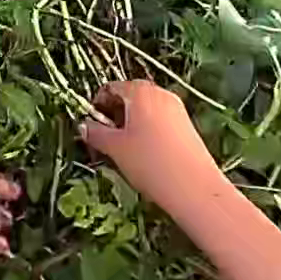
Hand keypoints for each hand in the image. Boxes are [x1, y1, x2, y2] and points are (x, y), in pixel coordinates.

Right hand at [78, 80, 224, 214]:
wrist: (197, 190)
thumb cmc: (150, 162)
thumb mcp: (115, 148)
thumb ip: (95, 133)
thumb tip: (83, 125)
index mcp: (139, 91)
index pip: (110, 88)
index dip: (97, 106)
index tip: (92, 127)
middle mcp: (159, 93)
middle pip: (129, 97)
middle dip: (114, 115)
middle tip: (106, 140)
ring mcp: (176, 108)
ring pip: (145, 110)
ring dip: (131, 124)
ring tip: (125, 150)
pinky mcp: (188, 126)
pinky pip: (160, 120)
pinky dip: (148, 131)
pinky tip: (146, 155)